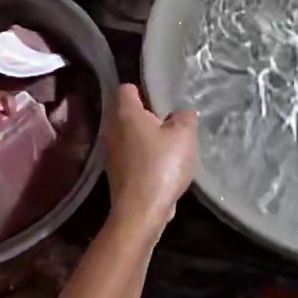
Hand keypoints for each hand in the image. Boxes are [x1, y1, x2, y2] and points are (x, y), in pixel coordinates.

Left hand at [106, 84, 196, 225]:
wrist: (141, 210)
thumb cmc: (162, 165)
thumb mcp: (185, 135)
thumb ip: (185, 117)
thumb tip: (181, 113)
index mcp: (126, 113)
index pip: (127, 88)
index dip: (145, 90)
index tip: (164, 100)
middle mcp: (112, 129)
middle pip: (128, 112)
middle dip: (149, 115)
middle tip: (171, 122)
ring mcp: (111, 152)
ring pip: (130, 134)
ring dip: (147, 137)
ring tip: (170, 145)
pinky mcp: (116, 172)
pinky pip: (131, 154)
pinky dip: (145, 156)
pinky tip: (163, 165)